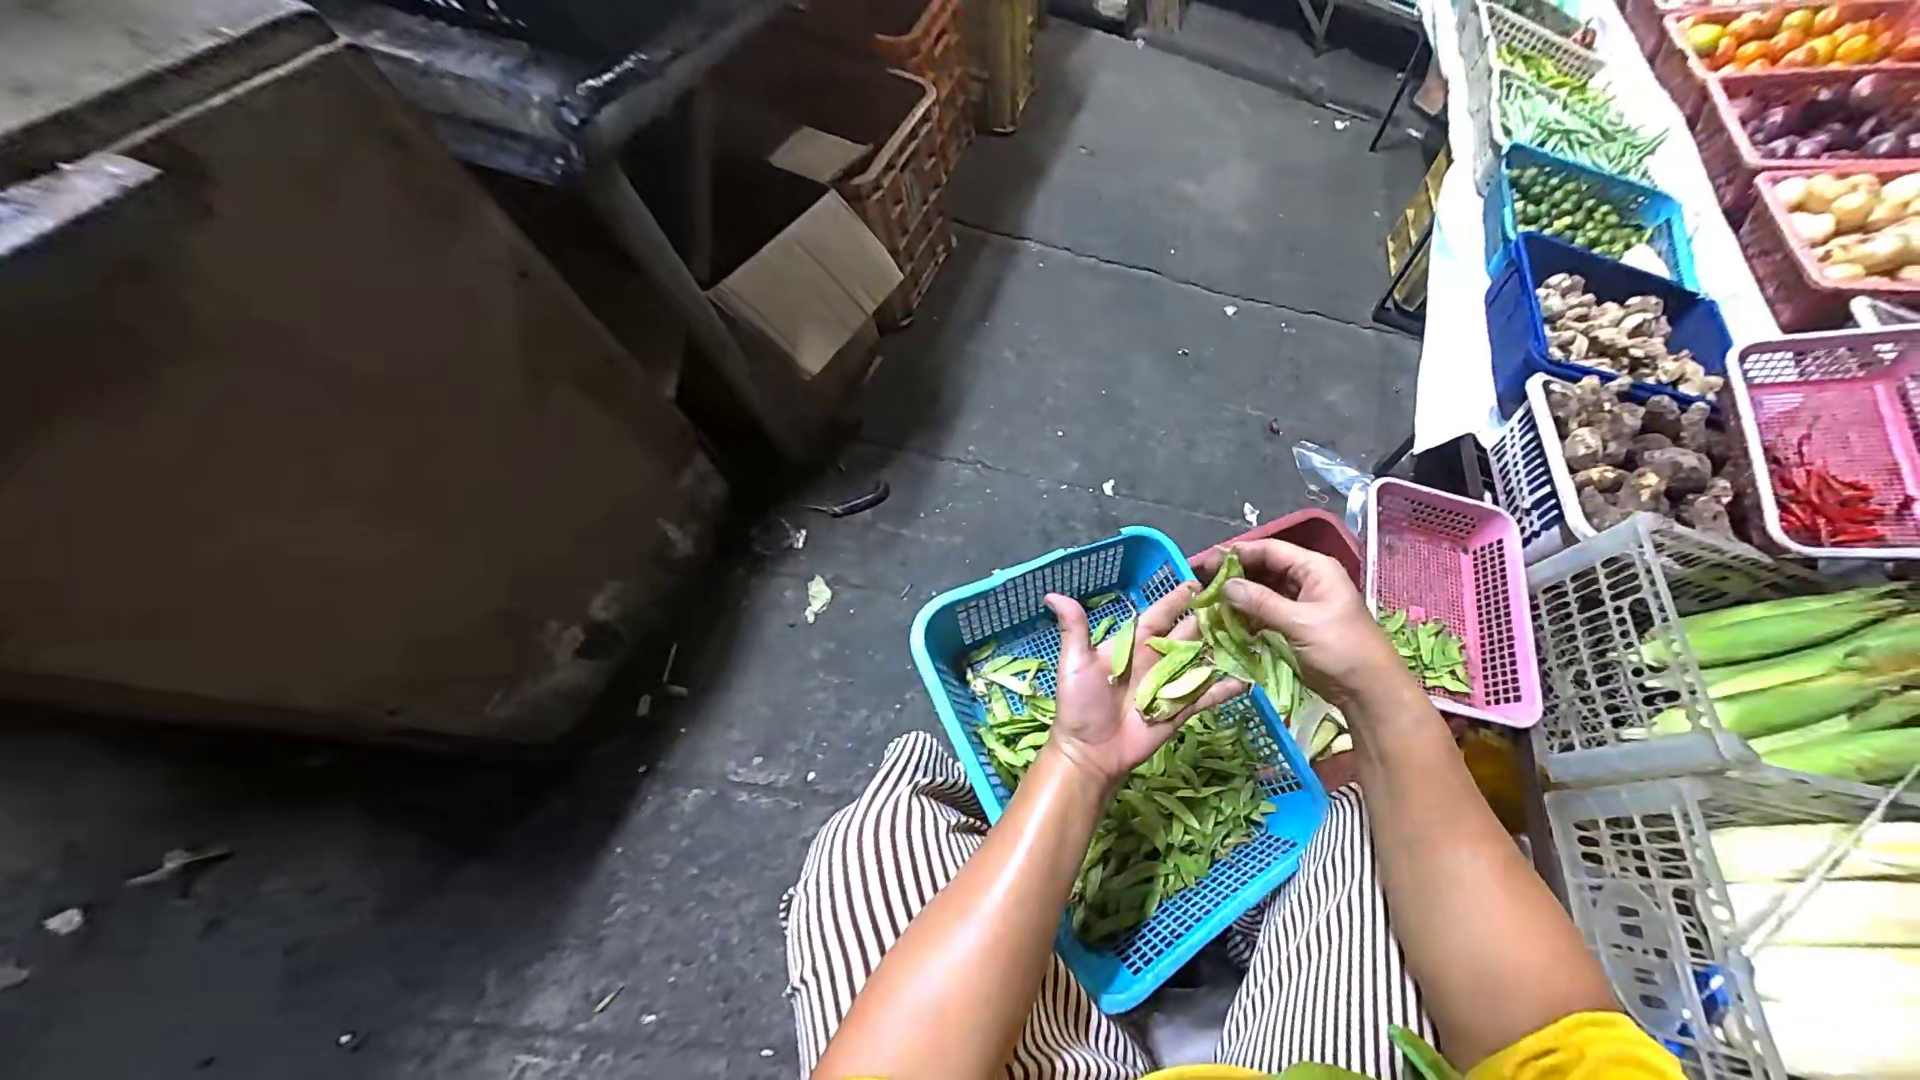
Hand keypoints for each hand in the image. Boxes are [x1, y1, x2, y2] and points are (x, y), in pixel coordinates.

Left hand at [1041, 583, 1244, 789]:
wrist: (1088, 751)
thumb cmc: (1079, 704)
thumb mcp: (1074, 662)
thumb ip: (1073, 628)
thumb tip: (1051, 594)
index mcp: (1132, 645)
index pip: (1159, 615)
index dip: (1177, 599)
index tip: (1197, 582)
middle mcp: (1155, 660)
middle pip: (1188, 634)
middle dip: (1210, 619)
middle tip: (1238, 601)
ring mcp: (1170, 685)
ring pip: (1202, 661)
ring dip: (1223, 648)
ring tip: (1253, 632)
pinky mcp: (1180, 710)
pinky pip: (1206, 696)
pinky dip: (1225, 688)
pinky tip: (1248, 678)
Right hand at [1191, 539, 1411, 709]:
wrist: (1368, 690)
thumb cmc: (1342, 650)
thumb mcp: (1300, 623)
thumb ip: (1261, 602)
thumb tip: (1224, 586)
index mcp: (1314, 568)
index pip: (1269, 550)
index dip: (1236, 554)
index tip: (1206, 563)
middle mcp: (1306, 579)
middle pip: (1262, 568)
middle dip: (1233, 574)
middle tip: (1201, 583)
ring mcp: (1299, 602)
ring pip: (1260, 589)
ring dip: (1237, 595)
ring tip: (1208, 601)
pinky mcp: (1293, 623)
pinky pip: (1263, 610)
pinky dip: (1245, 613)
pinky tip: (1224, 618)